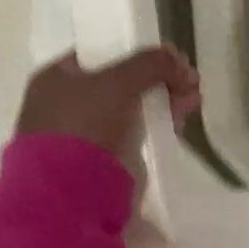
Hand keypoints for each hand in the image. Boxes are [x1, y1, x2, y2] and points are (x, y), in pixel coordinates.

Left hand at [14, 45, 201, 156]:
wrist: (68, 196)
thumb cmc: (85, 126)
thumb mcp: (119, 82)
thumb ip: (152, 63)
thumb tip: (178, 61)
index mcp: (56, 77)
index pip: (103, 53)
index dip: (139, 52)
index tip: (171, 60)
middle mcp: (64, 102)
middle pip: (123, 80)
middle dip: (160, 79)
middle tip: (189, 82)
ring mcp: (82, 132)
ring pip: (133, 106)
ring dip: (165, 101)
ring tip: (192, 102)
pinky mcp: (99, 158)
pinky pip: (134, 132)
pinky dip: (157, 125)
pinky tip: (179, 124)